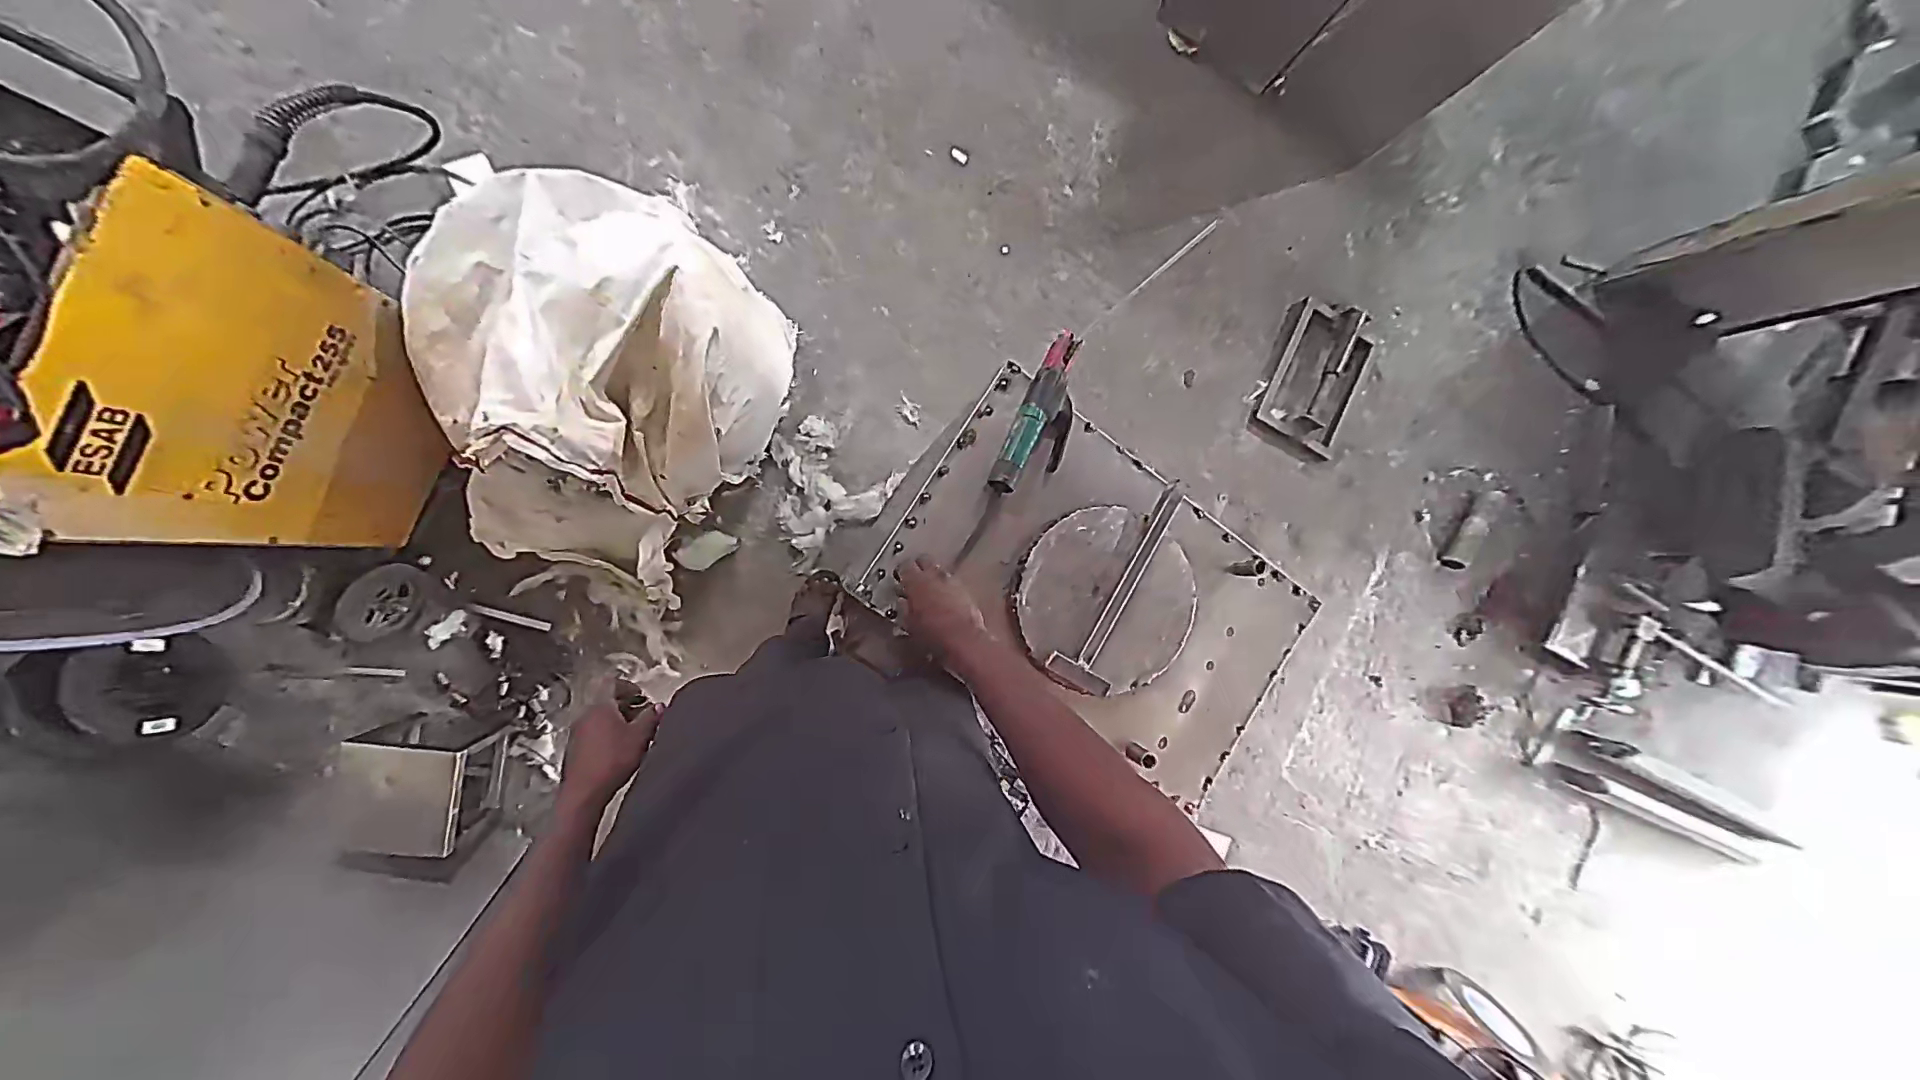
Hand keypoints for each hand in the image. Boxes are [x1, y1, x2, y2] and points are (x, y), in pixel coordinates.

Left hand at [557, 683, 660, 820]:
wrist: (584, 793)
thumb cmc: (612, 761)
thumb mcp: (640, 736)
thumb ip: (651, 717)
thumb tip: (659, 707)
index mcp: (600, 707)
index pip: (611, 683)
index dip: (628, 686)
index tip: (641, 695)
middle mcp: (585, 716)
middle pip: (606, 701)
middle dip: (627, 706)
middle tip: (643, 715)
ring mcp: (577, 733)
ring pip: (600, 718)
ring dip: (618, 721)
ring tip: (634, 734)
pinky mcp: (575, 749)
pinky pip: (593, 733)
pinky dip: (607, 734)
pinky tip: (619, 750)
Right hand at [898, 557, 1000, 667]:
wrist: (963, 639)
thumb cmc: (932, 633)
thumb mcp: (910, 623)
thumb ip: (905, 608)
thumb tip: (904, 603)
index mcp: (916, 581)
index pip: (905, 567)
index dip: (901, 572)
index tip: (899, 578)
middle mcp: (935, 576)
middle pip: (924, 561)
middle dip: (918, 567)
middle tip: (914, 578)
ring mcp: (952, 581)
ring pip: (940, 570)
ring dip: (934, 576)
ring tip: (930, 589)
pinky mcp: (966, 590)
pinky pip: (953, 582)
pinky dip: (947, 587)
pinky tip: (946, 598)